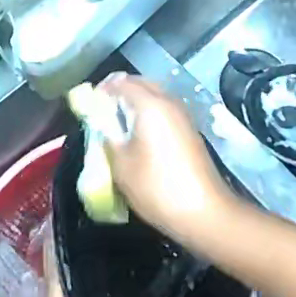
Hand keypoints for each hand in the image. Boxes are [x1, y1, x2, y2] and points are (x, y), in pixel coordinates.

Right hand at [96, 74, 238, 246]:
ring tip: (119, 119)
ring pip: (155, 94)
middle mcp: (168, 103)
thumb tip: (103, 124)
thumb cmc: (157, 187)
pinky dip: (149, 111)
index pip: (121, 83)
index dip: (103, 89)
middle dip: (121, 89)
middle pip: (141, 83)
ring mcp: (183, 116)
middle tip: (103, 106)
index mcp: (150, 105)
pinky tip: (140, 131)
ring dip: (136, 99)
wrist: (205, 214)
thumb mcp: (121, 165)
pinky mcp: (190, 130)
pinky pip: (164, 108)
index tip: (90, 101)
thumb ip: (108, 137)